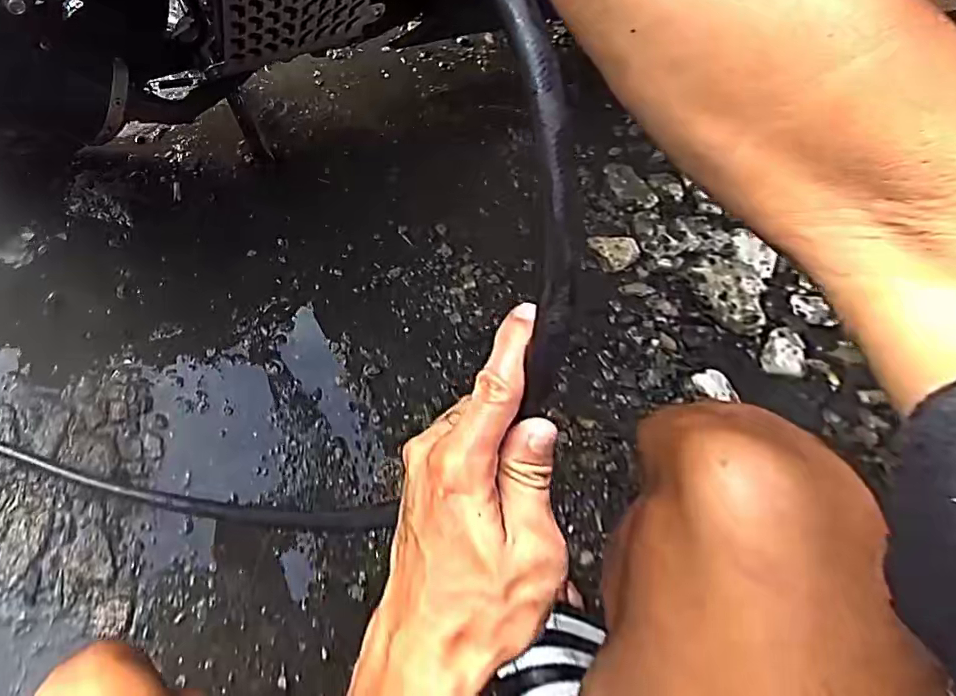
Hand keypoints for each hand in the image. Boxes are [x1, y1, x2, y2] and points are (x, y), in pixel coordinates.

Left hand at [348, 304, 568, 695]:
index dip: (511, 345)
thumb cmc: (476, 610)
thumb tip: (537, 427)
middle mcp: (431, 456)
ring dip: (500, 442)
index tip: (523, 317)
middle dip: (517, 414)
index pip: (492, 387)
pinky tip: (496, 496)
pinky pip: (457, 443)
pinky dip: (483, 452)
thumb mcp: (530, 549)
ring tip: (516, 505)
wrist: (425, 639)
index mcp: (459, 465)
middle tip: (537, 463)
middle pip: (483, 406)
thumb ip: (532, 476)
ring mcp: (420, 465)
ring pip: (471, 425)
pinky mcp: (419, 476)